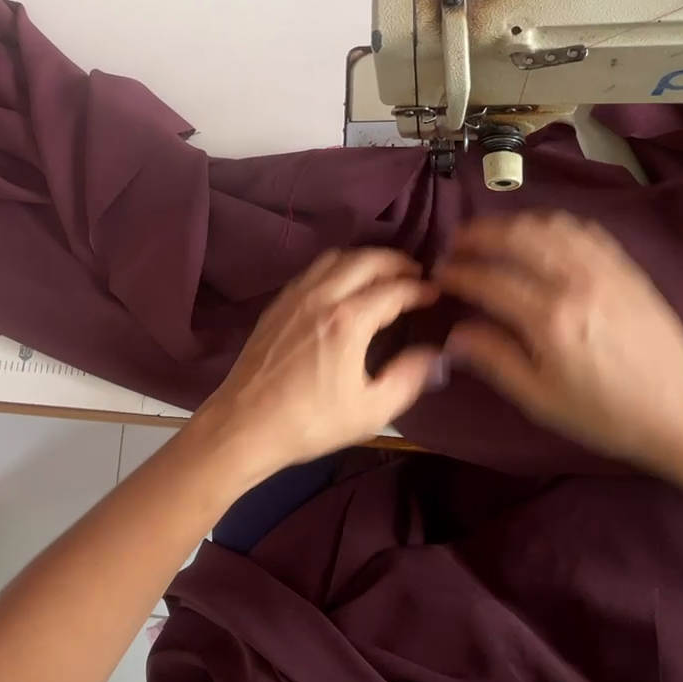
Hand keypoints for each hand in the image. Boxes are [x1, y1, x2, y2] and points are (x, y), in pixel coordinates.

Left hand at [191, 248, 444, 484]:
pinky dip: (337, 267)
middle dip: (396, 262)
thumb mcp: (371, 410)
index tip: (436, 293)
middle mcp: (321, 296)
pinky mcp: (277, 303)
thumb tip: (434, 354)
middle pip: (365, 260)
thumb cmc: (311, 422)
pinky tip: (344, 285)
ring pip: (335, 257)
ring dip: (364, 259)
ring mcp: (295, 296)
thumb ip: (408, 377)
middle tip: (415, 274)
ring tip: (383, 275)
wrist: (245, 424)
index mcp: (347, 320)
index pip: (394, 290)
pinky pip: (313, 270)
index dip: (420, 289)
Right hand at [433, 213, 682, 469]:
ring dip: (510, 223)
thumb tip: (455, 334)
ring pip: (545, 224)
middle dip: (477, 235)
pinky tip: (537, 235)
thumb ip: (495, 359)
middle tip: (457, 244)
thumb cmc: (607, 413)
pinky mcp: (623, 266)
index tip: (439, 275)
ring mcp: (603, 269)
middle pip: (514, 237)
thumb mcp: (541, 399)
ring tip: (490, 235)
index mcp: (549, 320)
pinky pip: (579, 228)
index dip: (458, 273)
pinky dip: (549, 224)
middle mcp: (574, 283)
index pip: (488, 280)